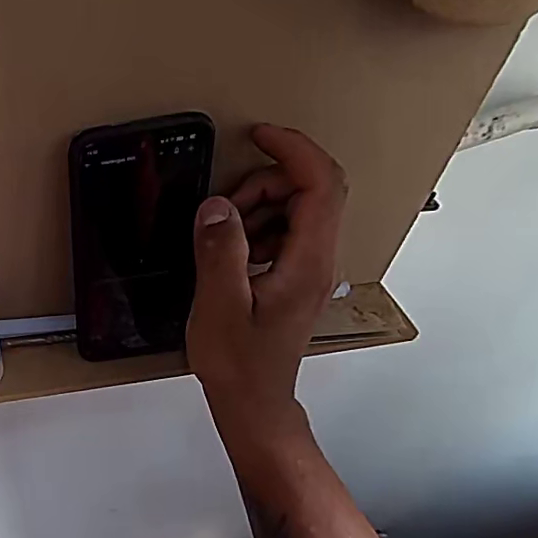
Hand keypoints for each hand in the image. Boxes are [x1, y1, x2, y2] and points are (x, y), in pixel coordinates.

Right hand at [187, 125, 346, 438]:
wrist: (253, 403)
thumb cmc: (240, 365)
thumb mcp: (220, 306)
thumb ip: (220, 250)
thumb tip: (217, 206)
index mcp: (309, 262)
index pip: (320, 183)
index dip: (293, 149)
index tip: (259, 135)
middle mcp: (318, 261)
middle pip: (310, 191)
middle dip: (266, 183)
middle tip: (225, 207)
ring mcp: (309, 270)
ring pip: (296, 211)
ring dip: (258, 207)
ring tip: (224, 237)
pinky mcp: (295, 279)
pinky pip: (283, 233)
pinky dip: (257, 229)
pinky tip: (231, 256)